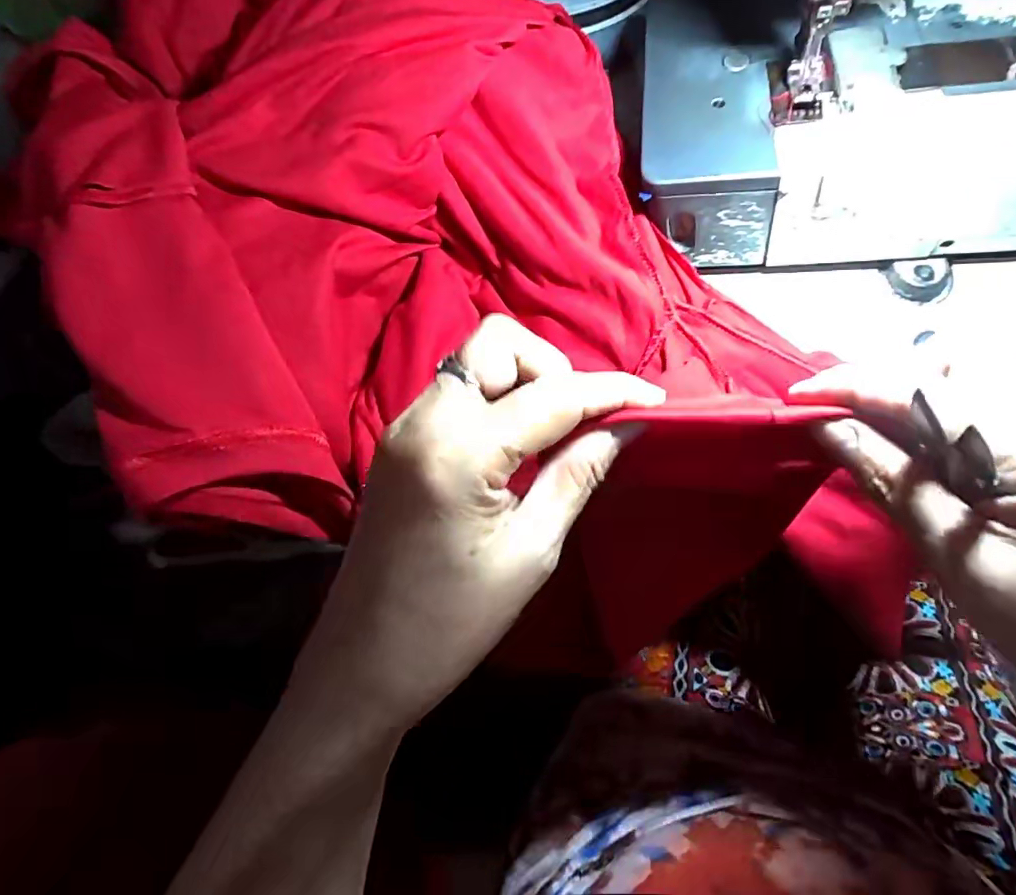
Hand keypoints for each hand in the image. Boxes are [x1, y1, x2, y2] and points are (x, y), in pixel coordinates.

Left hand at [298, 315, 663, 726]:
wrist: (359, 673)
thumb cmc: (454, 624)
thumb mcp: (533, 549)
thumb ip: (579, 472)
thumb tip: (628, 427)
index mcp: (458, 451)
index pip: (552, 394)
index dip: (612, 392)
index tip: (657, 401)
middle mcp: (424, 420)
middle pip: (499, 342)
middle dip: (555, 369)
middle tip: (583, 422)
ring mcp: (405, 427)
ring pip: (478, 358)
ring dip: (528, 378)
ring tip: (558, 432)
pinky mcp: (402, 442)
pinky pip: (462, 389)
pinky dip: (503, 397)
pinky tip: (524, 441)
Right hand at [788, 362, 1015, 691]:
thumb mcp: (960, 563)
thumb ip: (895, 483)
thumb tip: (829, 427)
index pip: (938, 396)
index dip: (863, 386)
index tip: (803, 393)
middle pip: (955, 377)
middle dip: (883, 388)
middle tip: (828, 414)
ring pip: (970, 388)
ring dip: (908, 402)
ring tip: (862, 427)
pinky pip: (991, 412)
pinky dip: (941, 421)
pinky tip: (915, 446)